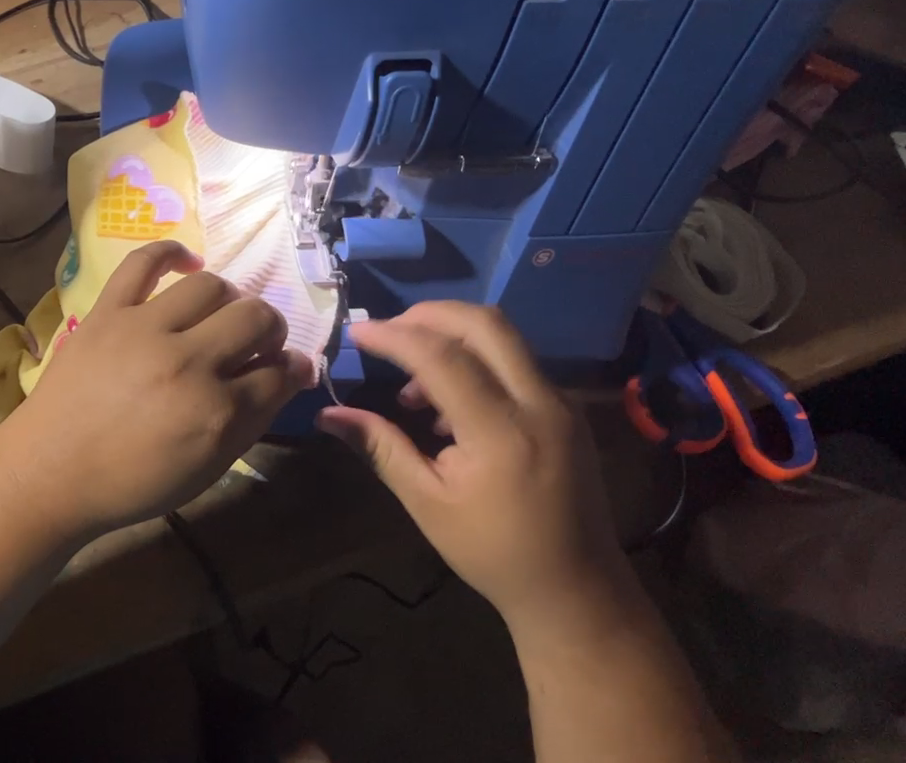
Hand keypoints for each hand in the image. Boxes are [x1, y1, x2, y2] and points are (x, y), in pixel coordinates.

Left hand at [0, 241, 314, 545]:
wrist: (49, 472)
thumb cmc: (129, 483)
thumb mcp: (204, 470)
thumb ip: (252, 421)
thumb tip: (292, 373)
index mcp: (215, 412)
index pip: (276, 374)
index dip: (291, 370)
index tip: (289, 368)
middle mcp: (187, 361)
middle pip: (254, 319)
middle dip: (270, 330)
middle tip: (256, 343)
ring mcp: (144, 330)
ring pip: (210, 286)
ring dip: (230, 299)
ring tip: (219, 316)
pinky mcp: (107, 312)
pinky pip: (142, 263)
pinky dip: (170, 253)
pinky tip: (187, 263)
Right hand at [315, 302, 629, 623]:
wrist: (578, 591)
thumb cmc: (493, 552)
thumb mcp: (426, 502)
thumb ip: (380, 446)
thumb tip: (327, 414)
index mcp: (501, 432)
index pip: (441, 357)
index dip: (393, 337)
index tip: (355, 333)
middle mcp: (539, 404)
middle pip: (484, 324)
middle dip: (427, 315)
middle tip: (386, 333)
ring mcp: (560, 404)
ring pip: (503, 337)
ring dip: (450, 337)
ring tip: (411, 382)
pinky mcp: (566, 410)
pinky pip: (515, 361)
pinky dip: (474, 359)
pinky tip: (446, 401)